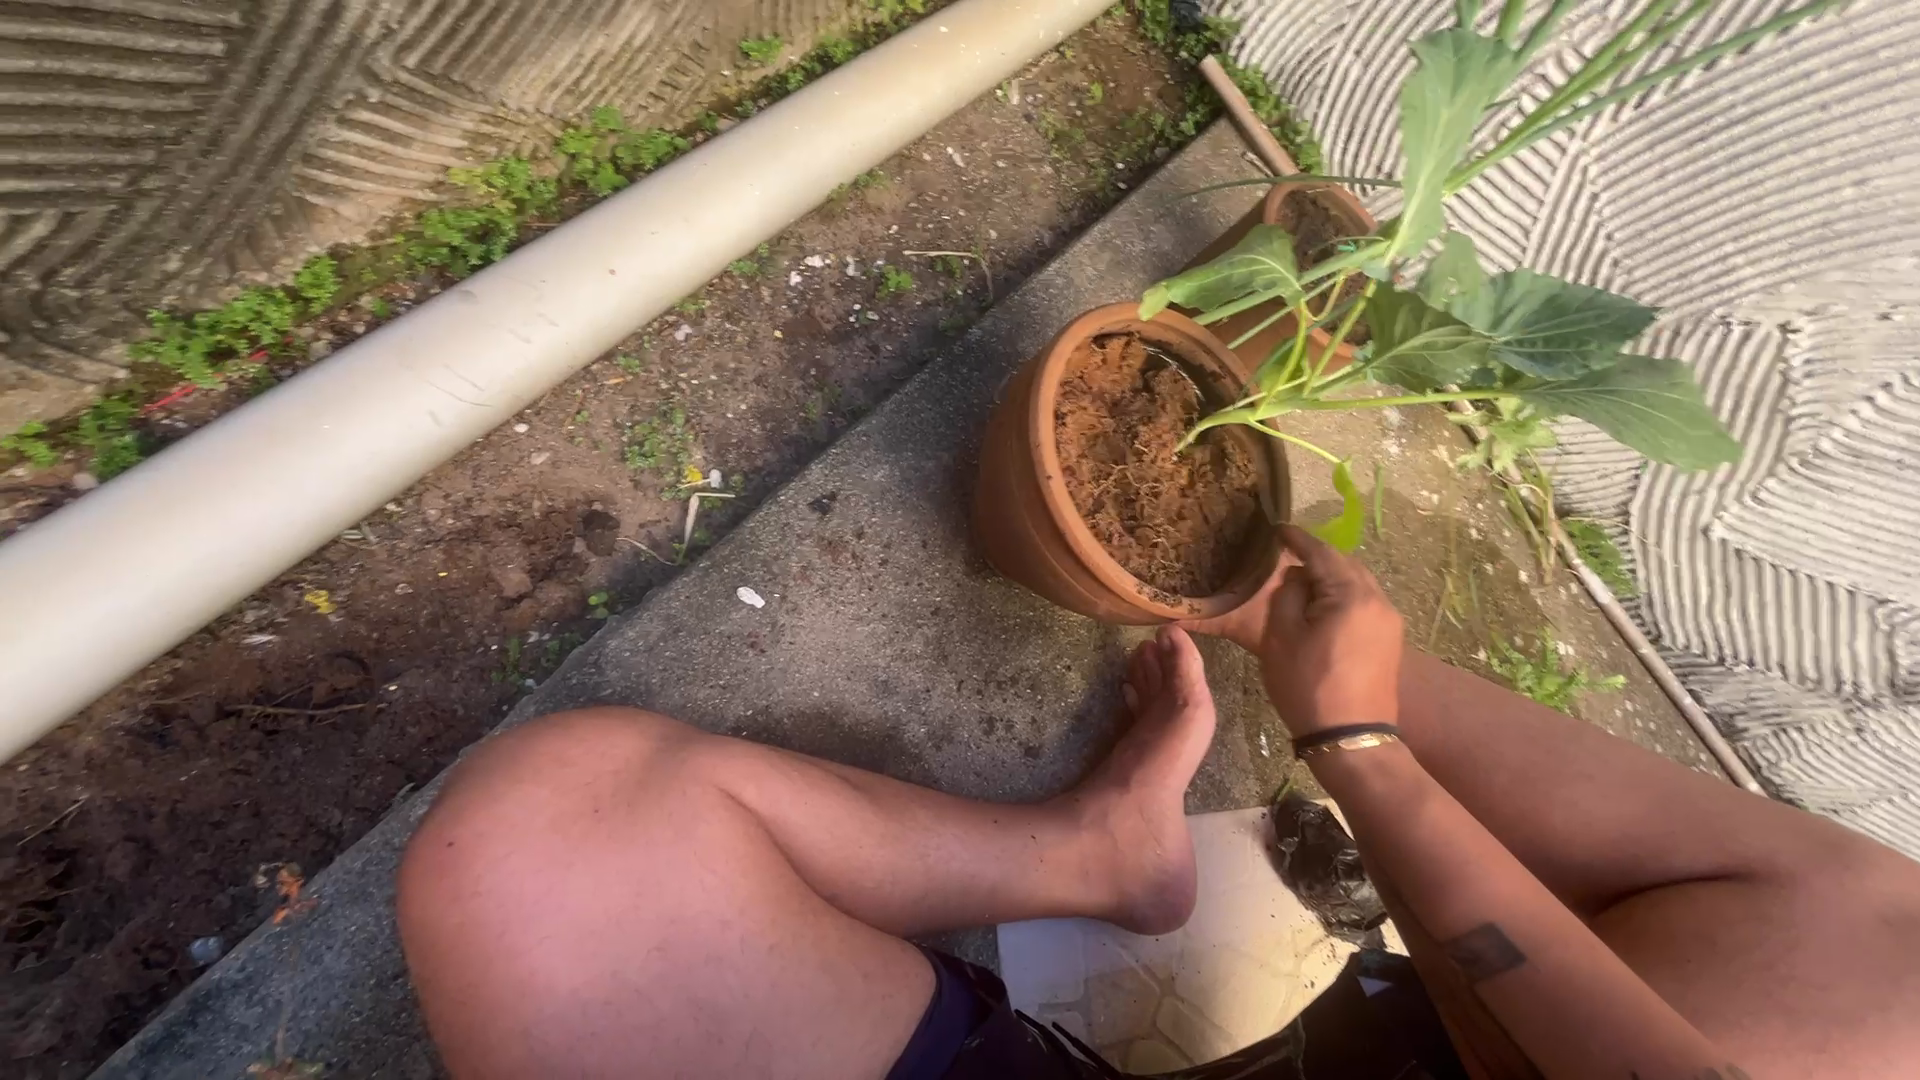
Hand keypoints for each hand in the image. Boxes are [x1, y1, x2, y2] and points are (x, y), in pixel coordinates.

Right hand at [1183, 525, 1403, 736]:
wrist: (1350, 738)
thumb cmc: (1307, 685)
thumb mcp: (1281, 637)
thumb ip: (1288, 596)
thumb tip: (1297, 578)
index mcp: (1352, 595)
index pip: (1322, 553)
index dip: (1297, 538)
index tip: (1276, 528)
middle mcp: (1379, 600)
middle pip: (1345, 564)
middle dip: (1316, 556)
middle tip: (1284, 553)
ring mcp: (1390, 621)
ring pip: (1357, 583)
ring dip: (1330, 576)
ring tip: (1300, 578)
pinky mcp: (1390, 640)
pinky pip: (1364, 602)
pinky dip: (1341, 594)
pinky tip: (1321, 604)